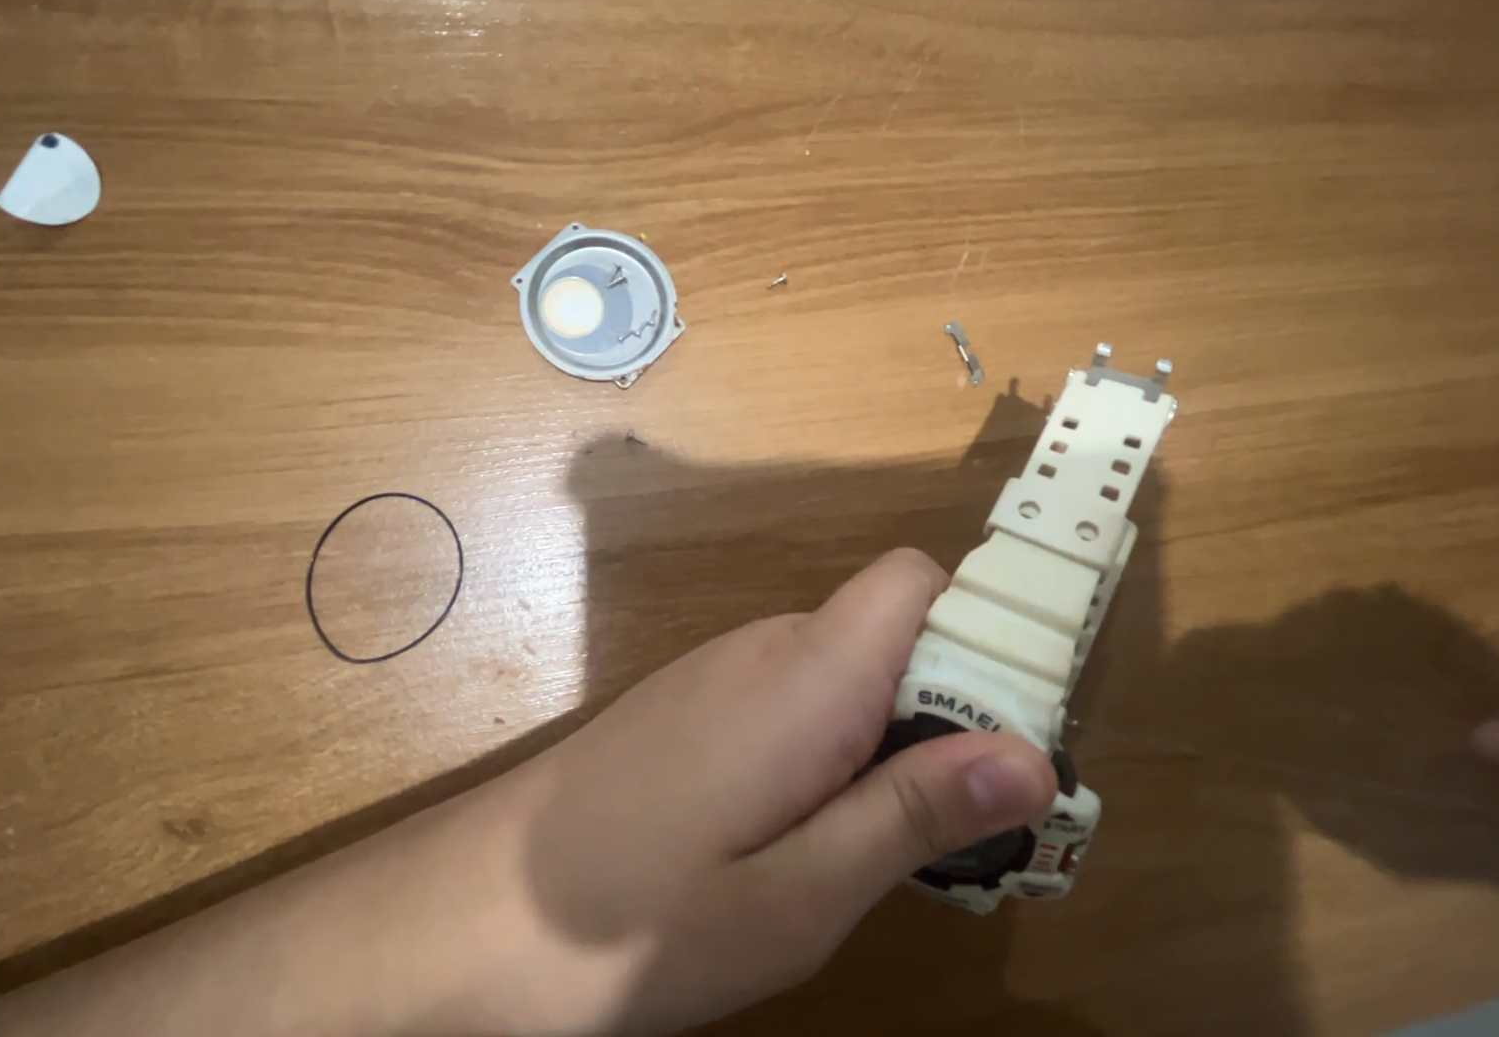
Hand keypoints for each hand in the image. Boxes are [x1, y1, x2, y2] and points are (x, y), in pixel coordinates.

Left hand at [0, 549, 1058, 1036]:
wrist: (466, 914)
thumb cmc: (634, 918)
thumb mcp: (799, 895)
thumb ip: (911, 814)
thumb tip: (1032, 754)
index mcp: (807, 674)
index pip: (916, 580)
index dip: (981, 627)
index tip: (1018, 720)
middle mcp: (766, 648)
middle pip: (892, 628)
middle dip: (947, 704)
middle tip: (959, 824)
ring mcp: (721, 672)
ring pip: (843, 667)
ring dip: (885, 736)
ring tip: (878, 846)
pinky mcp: (691, 704)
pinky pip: (791, 696)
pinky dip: (827, 745)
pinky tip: (797, 833)